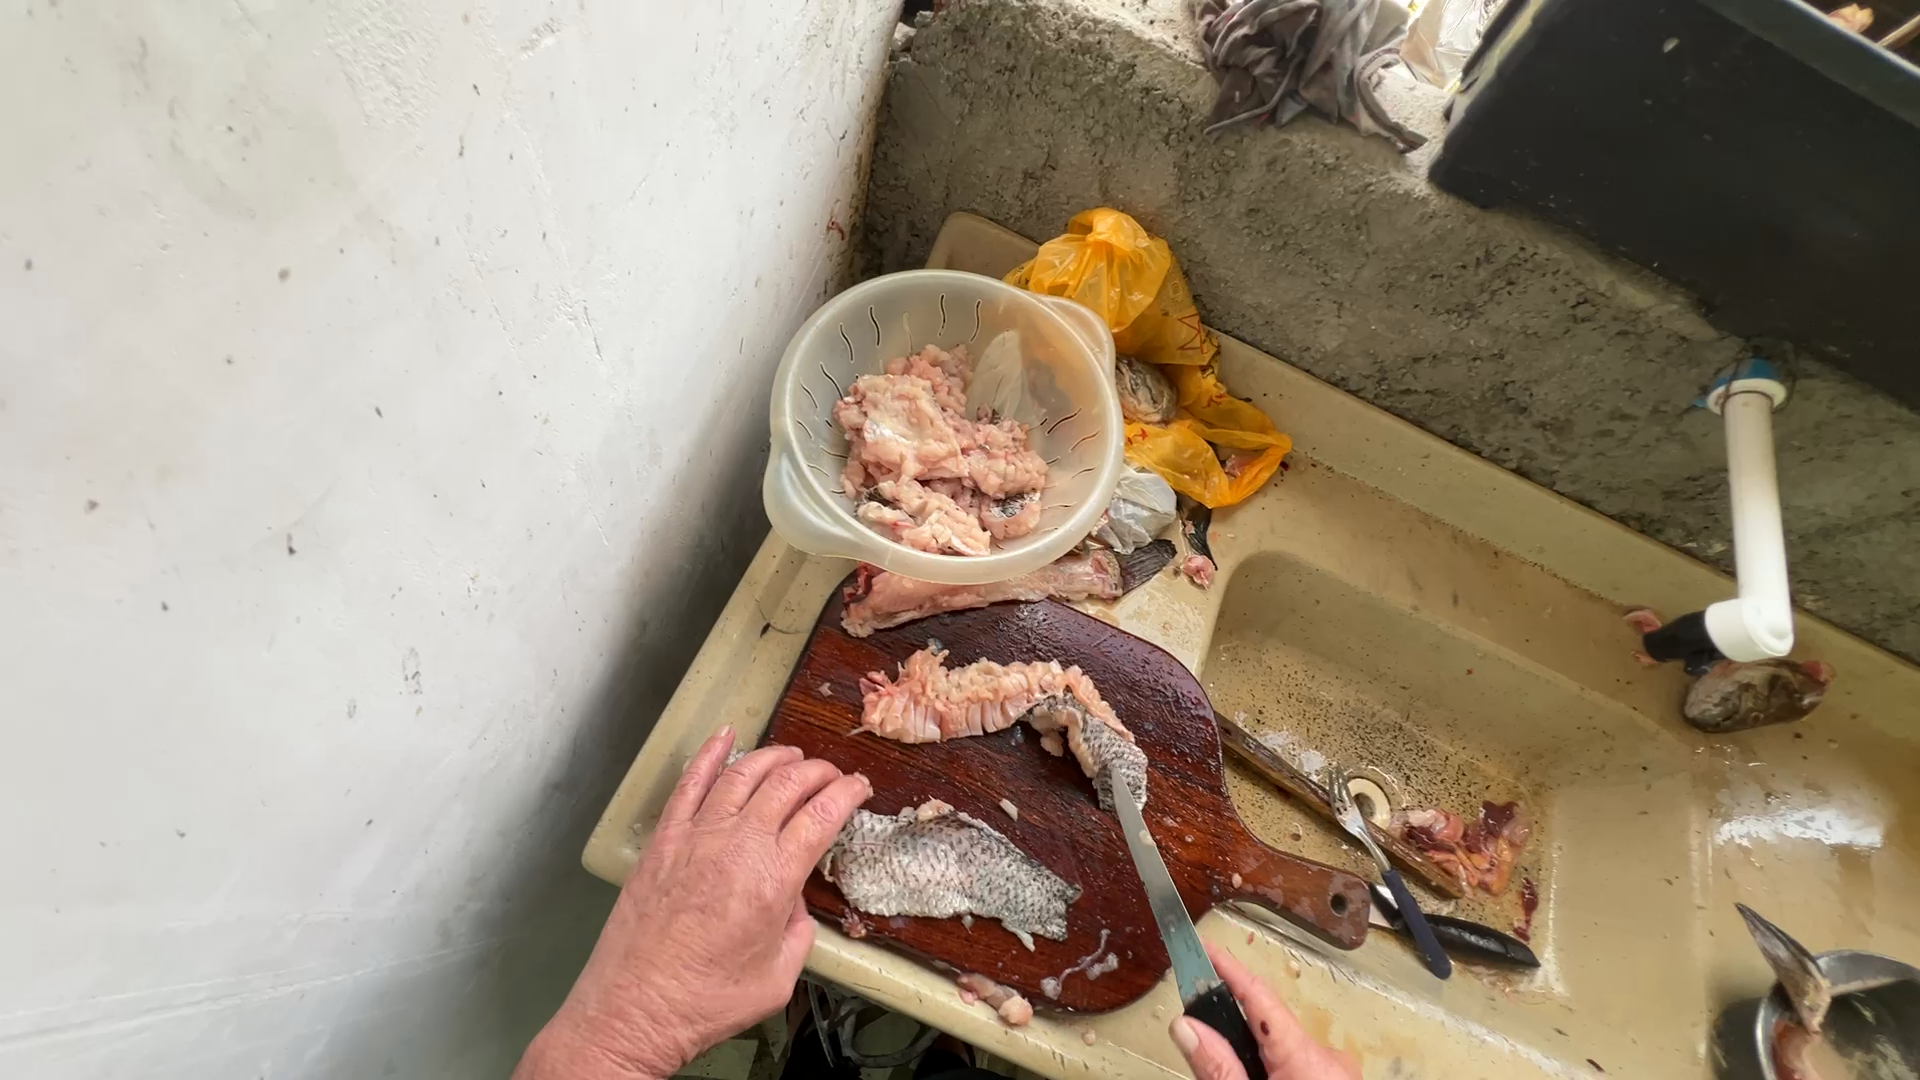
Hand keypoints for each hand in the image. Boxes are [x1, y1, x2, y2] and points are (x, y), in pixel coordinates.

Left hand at [516, 727, 870, 1079]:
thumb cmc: (706, 1002)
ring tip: (793, 756)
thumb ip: (799, 930)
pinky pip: (690, 783)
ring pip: (745, 774)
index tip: (859, 786)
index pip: (823, 814)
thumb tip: (793, 898)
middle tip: (831, 775)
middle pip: (789, 784)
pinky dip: (710, 754)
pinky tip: (726, 735)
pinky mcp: (666, 839)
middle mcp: (740, 845)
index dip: (848, 793)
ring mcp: (699, 835)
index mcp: (775, 878)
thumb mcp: (779, 977)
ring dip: (776, 757)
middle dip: (819, 772)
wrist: (632, 1012)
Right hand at [1169, 942, 1359, 1079]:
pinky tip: (1249, 1078)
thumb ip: (1219, 1070)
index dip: (1227, 967)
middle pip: (1265, 1026)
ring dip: (1249, 1057)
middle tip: (1195, 1035)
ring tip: (1224, 1073)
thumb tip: (1184, 1023)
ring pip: (1280, 1051)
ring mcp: (1340, 1077)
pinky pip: (1297, 1069)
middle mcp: (1330, 1062)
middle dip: (1229, 1028)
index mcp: (1310, 1060)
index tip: (1199, 943)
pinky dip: (1269, 1072)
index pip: (1258, 996)